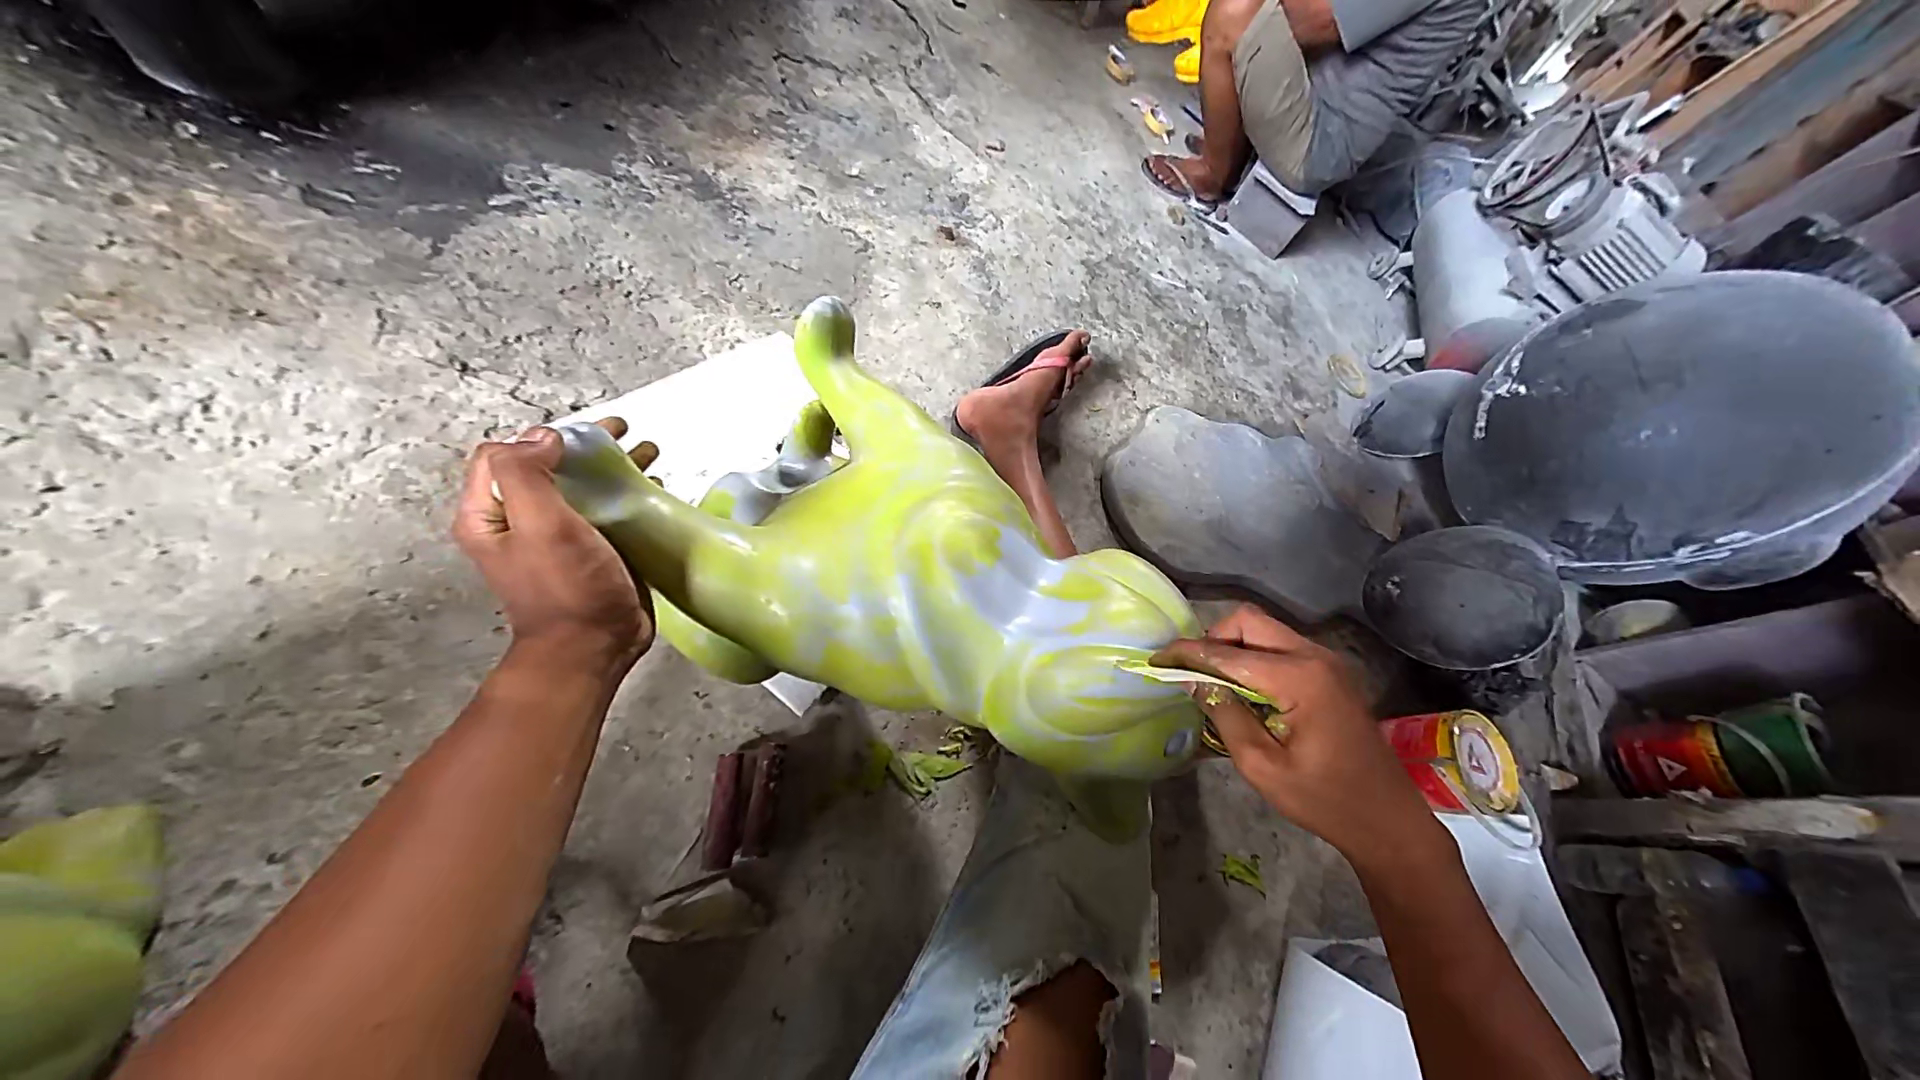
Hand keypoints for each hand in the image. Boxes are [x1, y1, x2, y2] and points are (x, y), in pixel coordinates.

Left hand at [454, 423, 653, 669]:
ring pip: (583, 486)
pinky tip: (654, 487)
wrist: (593, 646)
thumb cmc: (565, 588)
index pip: (503, 454)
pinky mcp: (597, 551)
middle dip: (583, 444)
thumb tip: (543, 436)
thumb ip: (528, 473)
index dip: (539, 437)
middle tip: (620, 432)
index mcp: (491, 514)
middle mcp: (522, 521)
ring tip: (646, 452)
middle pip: (548, 465)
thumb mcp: (537, 525)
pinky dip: (628, 493)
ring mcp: (562, 537)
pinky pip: (608, 510)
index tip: (582, 436)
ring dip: (612, 465)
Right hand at [1152, 605, 1439, 868]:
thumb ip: (1225, 715)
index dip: (1187, 653)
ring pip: (1264, 630)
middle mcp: (1315, 656)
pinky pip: (1280, 646)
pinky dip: (1253, 657)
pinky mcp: (1330, 672)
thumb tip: (1194, 680)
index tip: (1156, 659)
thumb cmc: (1325, 800)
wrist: (1388, 820)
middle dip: (1212, 639)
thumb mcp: (1262, 766)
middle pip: (1248, 621)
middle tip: (1192, 672)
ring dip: (1232, 647)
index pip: (1228, 652)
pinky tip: (1243, 690)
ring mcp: (1327, 661)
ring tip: (1213, 683)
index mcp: (1300, 678)